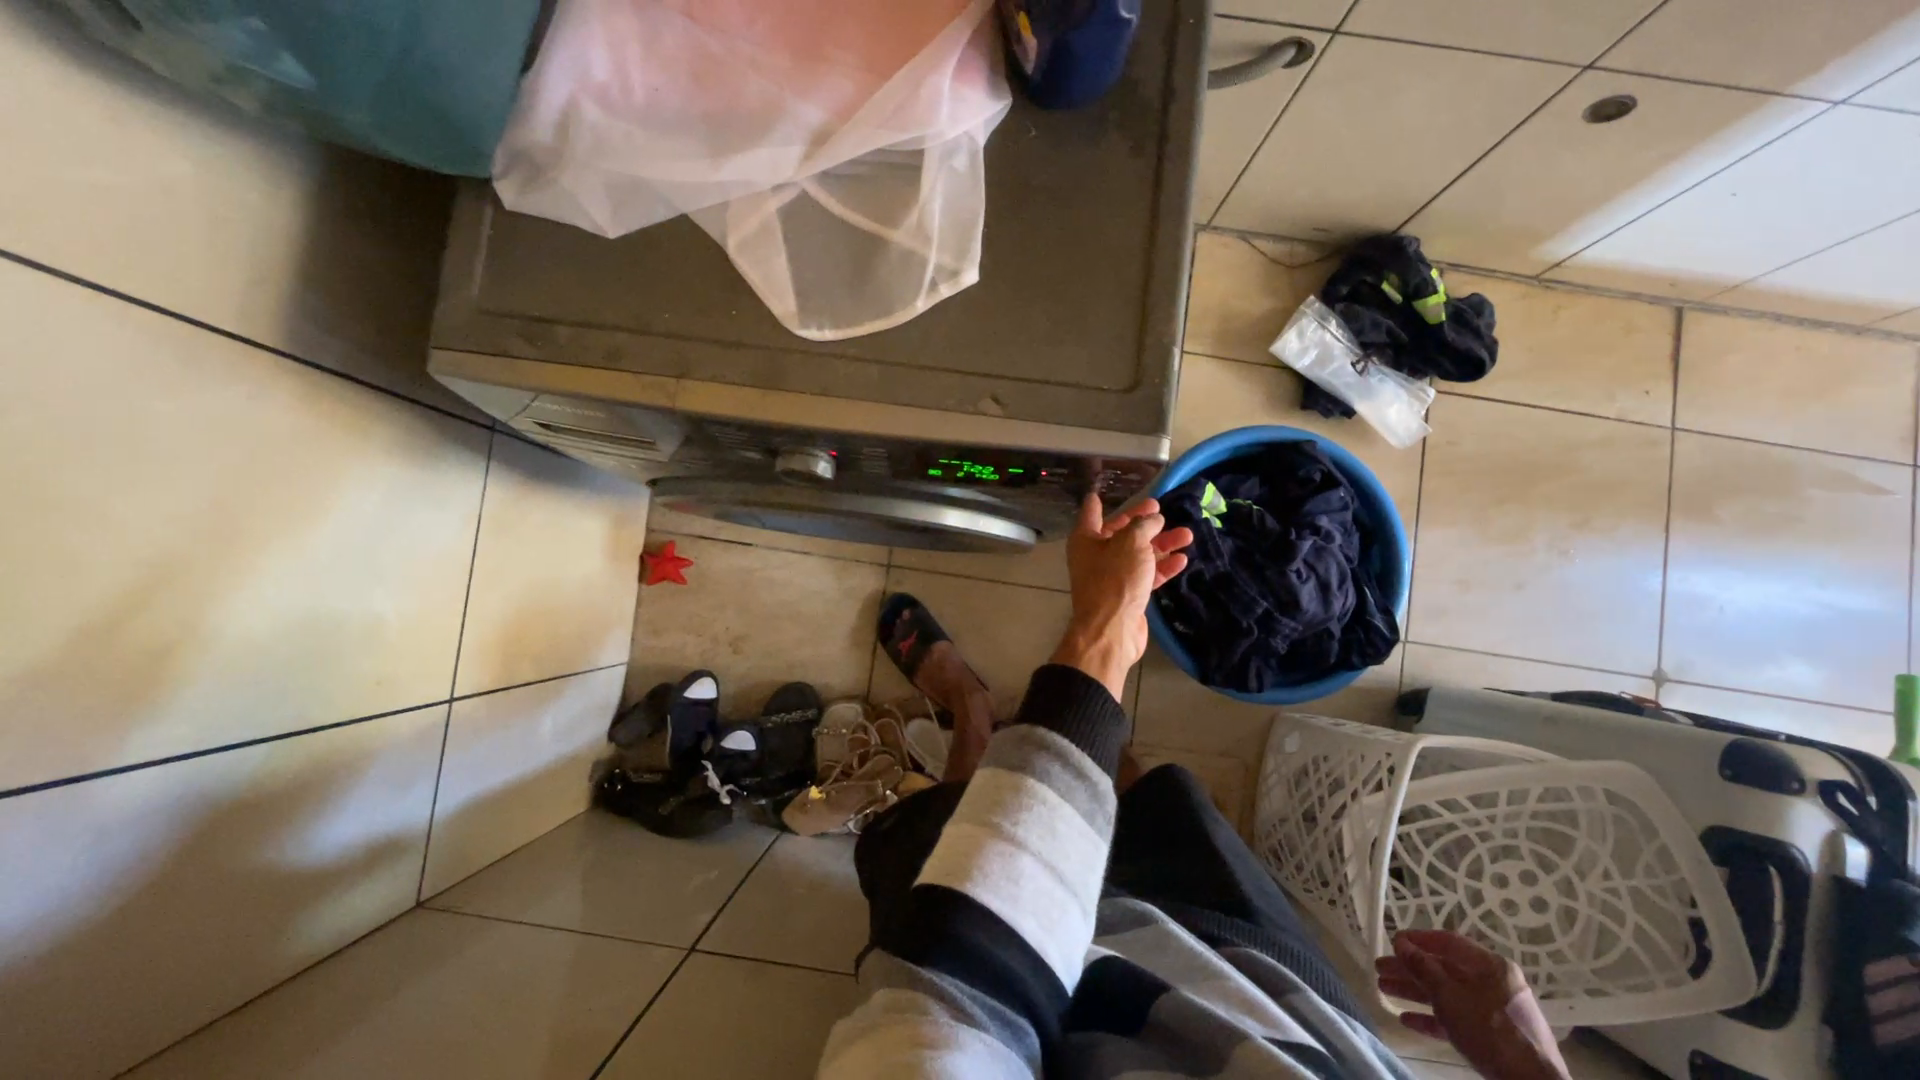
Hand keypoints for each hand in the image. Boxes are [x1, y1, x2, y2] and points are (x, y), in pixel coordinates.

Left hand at [1051, 493, 1192, 700]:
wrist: (1112, 630)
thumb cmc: (1115, 579)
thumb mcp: (1131, 543)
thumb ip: (1144, 526)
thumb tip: (1154, 519)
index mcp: (1086, 539)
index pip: (1092, 512)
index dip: (1099, 501)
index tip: (1102, 491)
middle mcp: (1096, 555)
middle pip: (1122, 533)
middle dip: (1144, 523)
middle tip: (1163, 511)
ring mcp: (1112, 576)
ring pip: (1139, 554)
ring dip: (1162, 544)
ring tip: (1187, 534)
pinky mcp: (1128, 595)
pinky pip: (1146, 574)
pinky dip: (1162, 566)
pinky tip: (1182, 559)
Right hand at [1375, 931, 1569, 1079]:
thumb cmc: (1489, 1030)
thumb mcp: (1449, 996)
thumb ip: (1422, 967)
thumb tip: (1400, 943)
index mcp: (1490, 965)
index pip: (1448, 941)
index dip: (1418, 939)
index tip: (1392, 941)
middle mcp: (1493, 982)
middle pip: (1444, 969)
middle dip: (1410, 969)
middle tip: (1380, 968)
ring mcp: (1494, 1009)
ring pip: (1447, 993)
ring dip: (1415, 991)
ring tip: (1384, 989)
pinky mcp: (1493, 1035)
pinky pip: (1457, 1018)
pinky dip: (1433, 1017)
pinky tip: (1407, 1020)